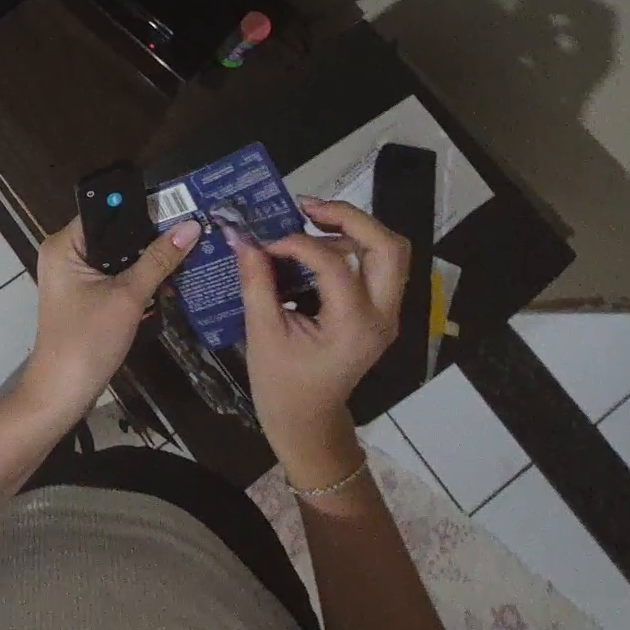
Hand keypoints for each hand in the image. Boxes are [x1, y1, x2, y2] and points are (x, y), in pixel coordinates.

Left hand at [17, 217, 200, 420]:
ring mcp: (72, 276)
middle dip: (150, 239)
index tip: (181, 209)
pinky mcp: (84, 295)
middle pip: (114, 234)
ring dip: (147, 262)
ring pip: (117, 256)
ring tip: (187, 259)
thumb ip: (158, 260)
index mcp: (64, 245)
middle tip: (192, 235)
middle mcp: (64, 253)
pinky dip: (137, 280)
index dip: (142, 210)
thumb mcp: (127, 297)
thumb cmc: (89, 339)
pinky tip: (167, 285)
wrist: (63, 391)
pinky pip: (114, 276)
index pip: (106, 212)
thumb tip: (191, 226)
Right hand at [234, 199, 409, 485]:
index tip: (263, 245)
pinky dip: (349, 245)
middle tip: (307, 207)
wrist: (308, 422)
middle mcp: (382, 315)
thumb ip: (255, 282)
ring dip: (352, 229)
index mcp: (354, 325)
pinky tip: (314, 243)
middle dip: (350, 218)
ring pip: (388, 251)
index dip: (296, 243)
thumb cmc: (282, 385)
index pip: (334, 263)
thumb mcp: (262, 333)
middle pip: (388, 247)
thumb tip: (241, 237)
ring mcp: (385, 313)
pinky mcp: (376, 311)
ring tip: (308, 220)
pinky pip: (375, 265)